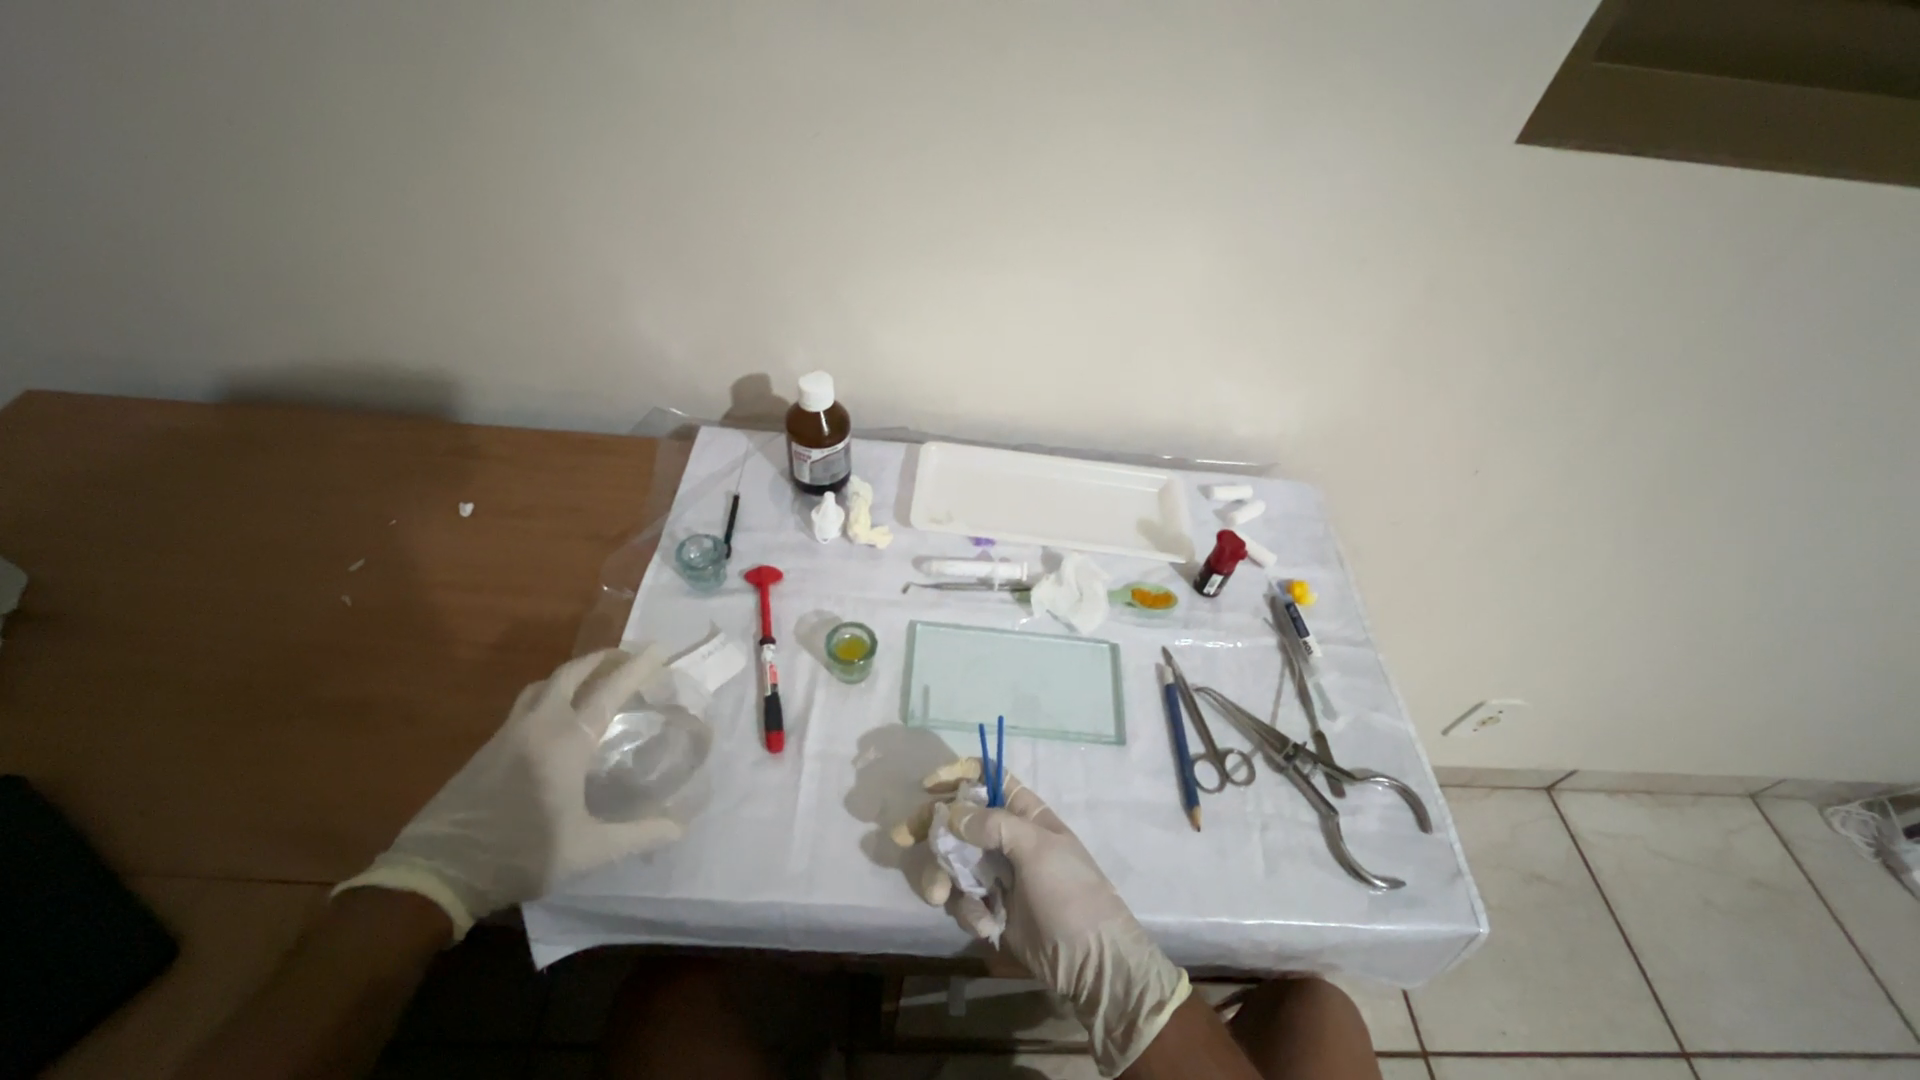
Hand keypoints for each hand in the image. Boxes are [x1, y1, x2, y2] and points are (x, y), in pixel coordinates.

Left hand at [335, 647, 681, 938]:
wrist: (437, 873)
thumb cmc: (520, 856)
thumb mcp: (588, 851)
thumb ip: (638, 836)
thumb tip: (680, 828)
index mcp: (565, 742)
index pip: (609, 691)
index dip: (637, 668)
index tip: (658, 649)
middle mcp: (537, 726)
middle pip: (571, 673)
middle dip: (602, 659)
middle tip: (629, 659)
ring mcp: (507, 735)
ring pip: (543, 686)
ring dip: (573, 674)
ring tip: (595, 681)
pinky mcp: (487, 750)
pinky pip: (526, 705)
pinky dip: (551, 696)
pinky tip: (558, 720)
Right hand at [894, 759, 1190, 1076]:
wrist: (1089, 961)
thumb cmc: (1070, 893)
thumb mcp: (1038, 848)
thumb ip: (994, 825)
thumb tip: (954, 813)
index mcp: (1025, 814)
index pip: (988, 779)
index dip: (959, 775)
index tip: (929, 785)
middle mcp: (1006, 839)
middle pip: (957, 819)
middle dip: (930, 827)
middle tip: (903, 836)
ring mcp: (995, 874)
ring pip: (951, 861)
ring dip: (941, 876)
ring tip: (940, 896)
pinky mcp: (988, 908)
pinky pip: (960, 899)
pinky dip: (966, 911)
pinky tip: (984, 925)